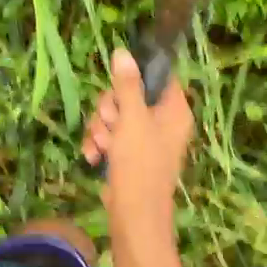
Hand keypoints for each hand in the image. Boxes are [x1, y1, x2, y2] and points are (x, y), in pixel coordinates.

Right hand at [81, 49, 194, 240]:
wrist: (134, 213)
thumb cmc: (140, 163)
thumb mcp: (132, 119)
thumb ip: (126, 85)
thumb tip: (122, 52)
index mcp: (173, 109)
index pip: (156, 77)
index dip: (132, 78)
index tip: (117, 89)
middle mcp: (161, 121)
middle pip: (127, 95)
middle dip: (108, 110)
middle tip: (109, 124)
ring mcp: (144, 138)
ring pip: (113, 116)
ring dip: (99, 129)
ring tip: (100, 146)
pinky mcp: (128, 153)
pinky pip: (108, 136)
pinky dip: (98, 145)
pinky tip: (93, 156)